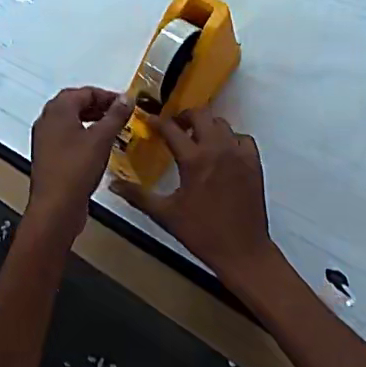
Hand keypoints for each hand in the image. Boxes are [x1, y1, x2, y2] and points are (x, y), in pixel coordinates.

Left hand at [26, 86, 129, 234]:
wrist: (55, 207)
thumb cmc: (77, 168)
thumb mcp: (102, 139)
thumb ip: (115, 115)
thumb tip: (127, 98)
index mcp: (58, 110)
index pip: (84, 92)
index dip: (107, 95)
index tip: (126, 103)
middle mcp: (47, 119)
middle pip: (74, 103)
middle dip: (98, 106)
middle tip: (120, 114)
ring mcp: (44, 138)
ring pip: (70, 120)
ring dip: (91, 120)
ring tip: (112, 128)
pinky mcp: (47, 155)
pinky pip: (66, 136)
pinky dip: (83, 134)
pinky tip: (98, 146)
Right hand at [110, 107, 277, 287]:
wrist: (243, 251)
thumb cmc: (201, 233)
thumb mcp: (165, 214)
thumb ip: (137, 195)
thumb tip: (112, 184)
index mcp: (193, 159)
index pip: (170, 128)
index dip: (157, 122)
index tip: (148, 121)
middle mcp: (217, 148)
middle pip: (200, 114)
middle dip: (184, 117)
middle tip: (174, 128)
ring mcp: (238, 153)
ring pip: (221, 123)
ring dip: (206, 126)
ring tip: (197, 140)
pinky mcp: (254, 162)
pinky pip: (241, 138)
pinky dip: (230, 139)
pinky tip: (223, 152)